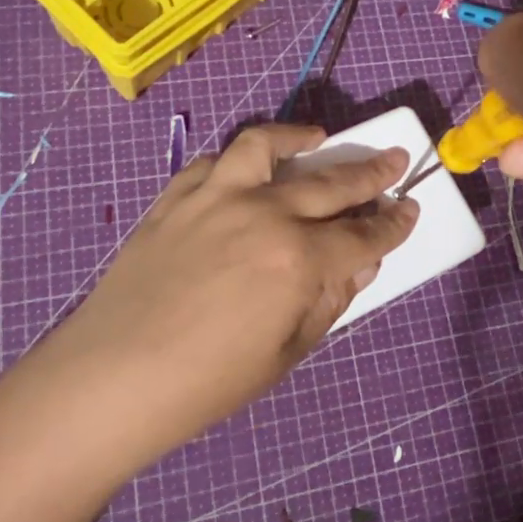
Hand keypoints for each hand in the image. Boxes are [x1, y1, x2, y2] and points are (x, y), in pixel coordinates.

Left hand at [48, 125, 418, 457]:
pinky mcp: (174, 199)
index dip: (394, 224)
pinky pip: (212, 163)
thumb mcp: (286, 353)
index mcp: (298, 259)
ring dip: (297, 138)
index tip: (411, 209)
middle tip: (394, 160)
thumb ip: (329, 301)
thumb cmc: (207, 383)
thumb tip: (360, 263)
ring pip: (264, 147)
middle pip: (330, 183)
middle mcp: (263, 214)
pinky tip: (246, 170)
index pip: (363, 235)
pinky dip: (237, 160)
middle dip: (370, 172)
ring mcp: (214, 198)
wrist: (111, 378)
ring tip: (316, 139)